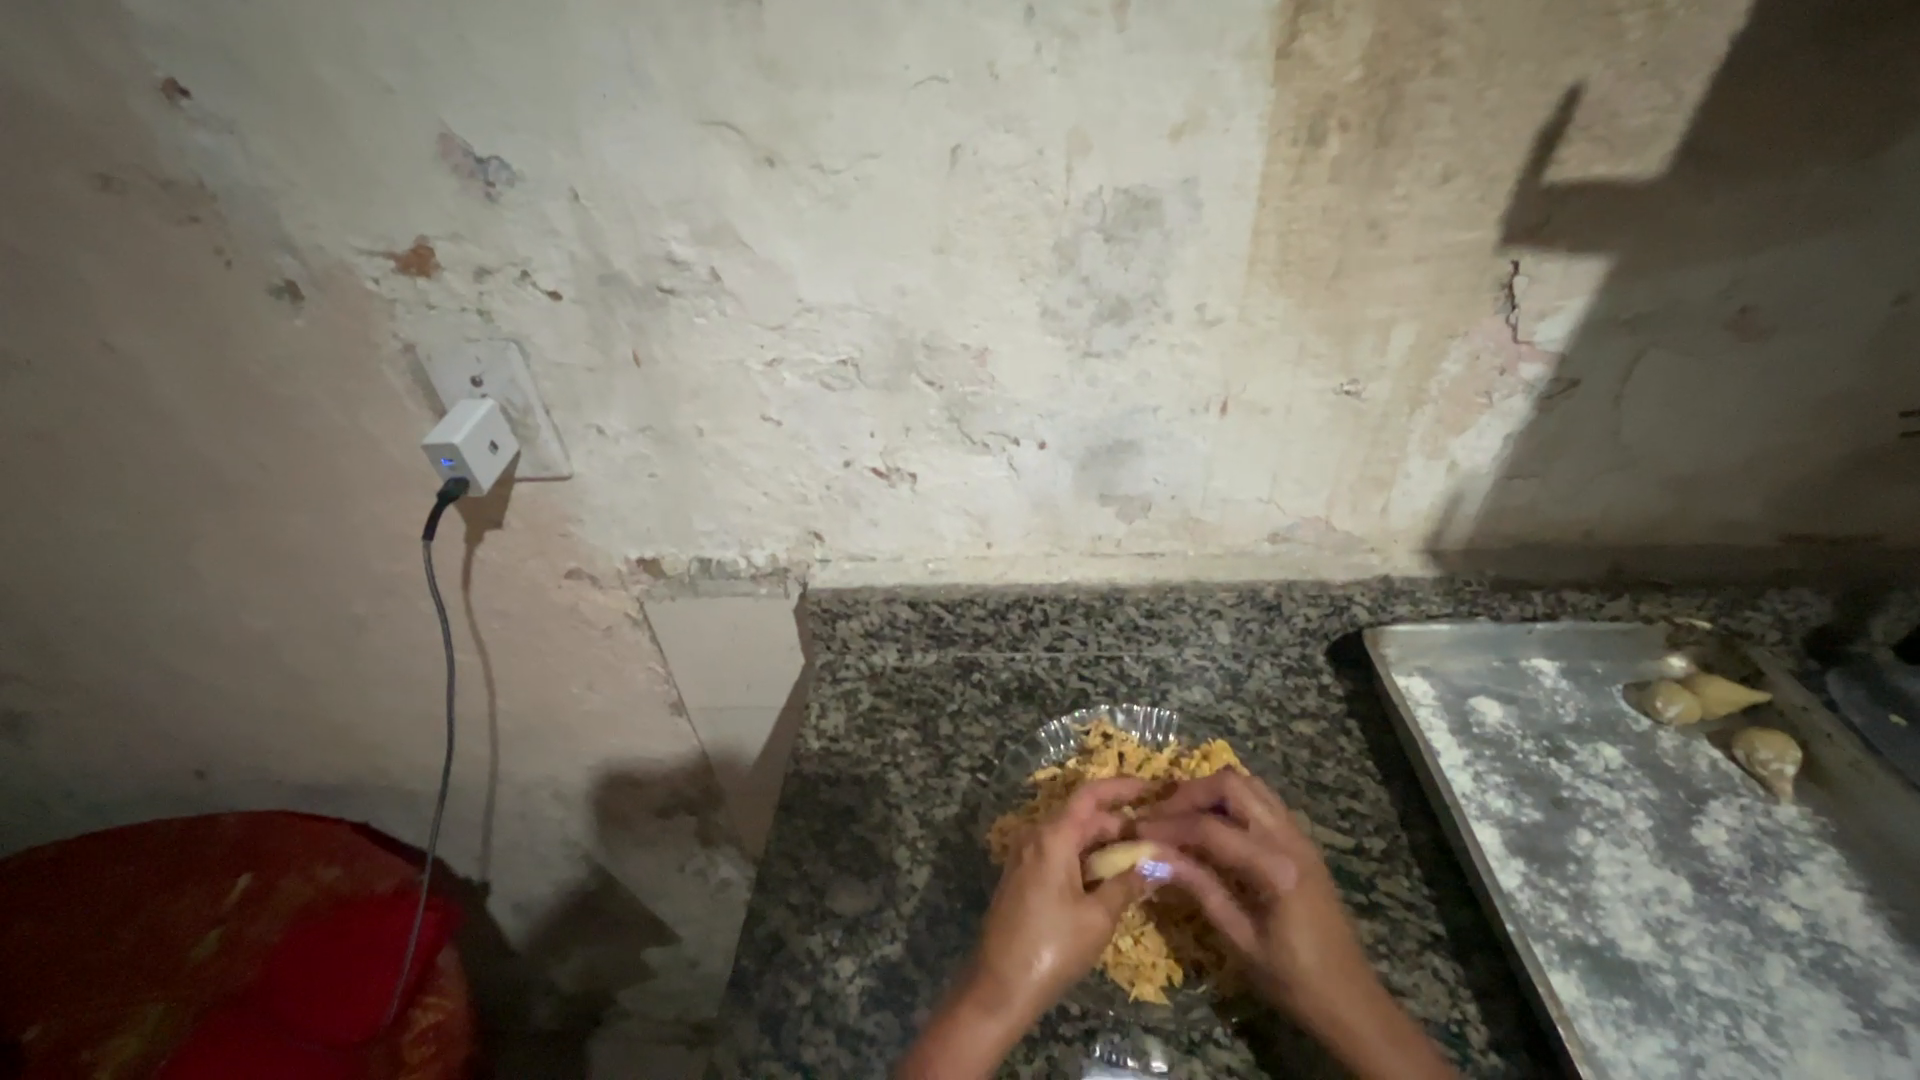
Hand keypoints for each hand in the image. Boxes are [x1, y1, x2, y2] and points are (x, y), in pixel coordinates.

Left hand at [896, 777, 1161, 1079]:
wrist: (998, 987)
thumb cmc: (1051, 948)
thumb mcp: (1098, 917)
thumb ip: (1128, 884)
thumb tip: (1159, 864)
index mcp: (1052, 836)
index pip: (1090, 795)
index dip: (1122, 787)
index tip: (1153, 788)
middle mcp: (1035, 837)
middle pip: (1083, 817)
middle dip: (1121, 825)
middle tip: (1160, 839)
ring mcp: (1026, 857)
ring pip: (1073, 838)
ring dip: (1105, 845)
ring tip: (1143, 860)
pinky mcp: (1023, 878)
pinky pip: (1060, 856)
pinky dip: (1087, 860)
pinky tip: (1112, 880)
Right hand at [1134, 769, 1370, 1016]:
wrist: (1351, 1001)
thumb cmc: (1293, 980)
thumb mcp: (1239, 940)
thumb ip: (1199, 888)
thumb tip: (1153, 856)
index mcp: (1275, 867)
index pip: (1209, 827)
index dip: (1167, 825)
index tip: (1135, 830)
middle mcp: (1290, 838)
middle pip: (1231, 784)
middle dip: (1189, 794)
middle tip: (1159, 817)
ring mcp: (1300, 835)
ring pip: (1249, 784)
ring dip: (1210, 793)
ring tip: (1181, 818)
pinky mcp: (1301, 842)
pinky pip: (1262, 800)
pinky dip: (1231, 802)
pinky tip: (1212, 828)